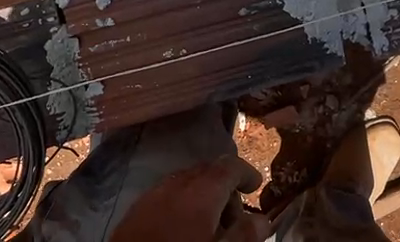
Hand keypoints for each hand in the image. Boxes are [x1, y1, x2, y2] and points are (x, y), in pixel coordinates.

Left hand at [108, 155, 272, 241]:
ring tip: (209, 228)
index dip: (246, 173)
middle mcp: (178, 181)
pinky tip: (181, 230)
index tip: (256, 187)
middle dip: (225, 189)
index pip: (231, 165)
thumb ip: (244, 235)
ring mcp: (153, 193)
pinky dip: (182, 205)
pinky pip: (167, 197)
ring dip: (203, 198)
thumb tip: (263, 218)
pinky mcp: (136, 210)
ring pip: (187, 184)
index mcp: (203, 188)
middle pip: (208, 172)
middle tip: (235, 220)